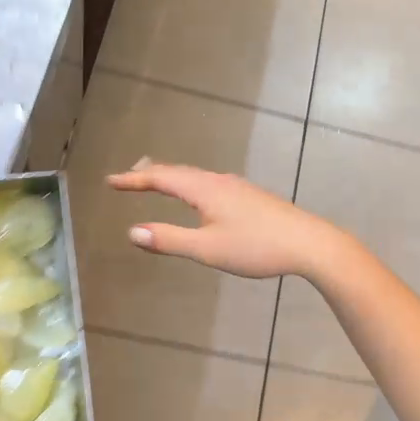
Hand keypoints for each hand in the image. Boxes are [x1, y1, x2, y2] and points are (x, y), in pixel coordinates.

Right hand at [106, 161, 358, 279]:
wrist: (308, 242)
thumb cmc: (255, 247)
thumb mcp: (207, 248)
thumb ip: (169, 239)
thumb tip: (132, 232)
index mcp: (204, 189)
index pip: (161, 178)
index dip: (134, 180)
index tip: (111, 181)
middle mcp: (219, 181)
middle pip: (178, 171)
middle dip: (151, 173)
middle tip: (129, 175)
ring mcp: (237, 187)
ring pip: (196, 176)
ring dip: (172, 176)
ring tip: (157, 178)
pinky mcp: (250, 196)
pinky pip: (209, 183)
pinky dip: (191, 184)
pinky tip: (199, 194)